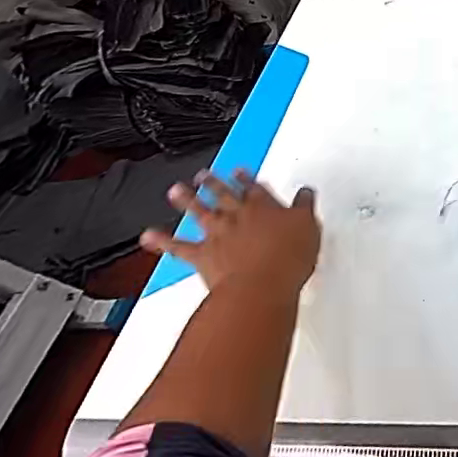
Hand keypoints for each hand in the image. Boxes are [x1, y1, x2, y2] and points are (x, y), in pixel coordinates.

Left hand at [144, 169, 320, 296]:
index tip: (240, 171)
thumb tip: (305, 195)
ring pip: (199, 212)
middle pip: (223, 194)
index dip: (247, 178)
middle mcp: (237, 216)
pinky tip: (149, 236)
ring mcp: (217, 235)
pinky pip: (177, 247)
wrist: (263, 285)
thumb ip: (304, 208)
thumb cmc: (287, 258)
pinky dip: (161, 241)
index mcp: (264, 206)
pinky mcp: (202, 256)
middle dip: (213, 182)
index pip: (254, 187)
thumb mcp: (308, 227)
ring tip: (176, 191)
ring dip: (186, 200)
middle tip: (203, 174)